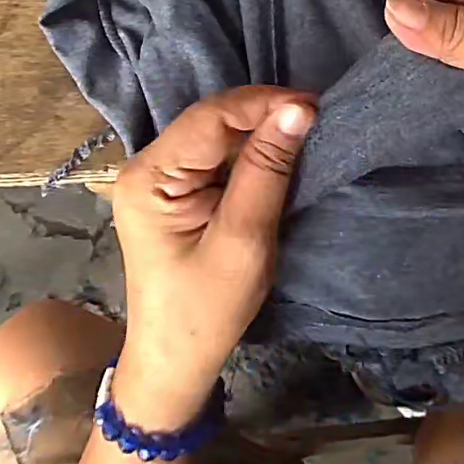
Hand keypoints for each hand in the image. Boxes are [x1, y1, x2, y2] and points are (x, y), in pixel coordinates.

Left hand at [108, 86, 315, 428]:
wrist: (175, 360)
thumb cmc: (206, 311)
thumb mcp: (244, 241)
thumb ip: (267, 170)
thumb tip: (297, 109)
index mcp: (150, 177)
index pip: (209, 117)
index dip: (261, 103)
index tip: (313, 106)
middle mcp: (147, 164)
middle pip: (211, 120)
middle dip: (263, 114)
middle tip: (317, 117)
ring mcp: (159, 174)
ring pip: (217, 132)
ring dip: (260, 130)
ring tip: (305, 129)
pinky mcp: (176, 186)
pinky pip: (216, 153)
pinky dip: (250, 150)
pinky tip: (279, 150)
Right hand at [383, 0, 463, 191]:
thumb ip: (459, 33)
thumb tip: (390, 6)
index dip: (415, 9)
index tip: (399, 45)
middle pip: (437, 11)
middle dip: (418, 36)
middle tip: (402, 71)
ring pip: (443, 42)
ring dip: (427, 60)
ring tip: (405, 85)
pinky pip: (456, 68)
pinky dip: (440, 79)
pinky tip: (421, 94)